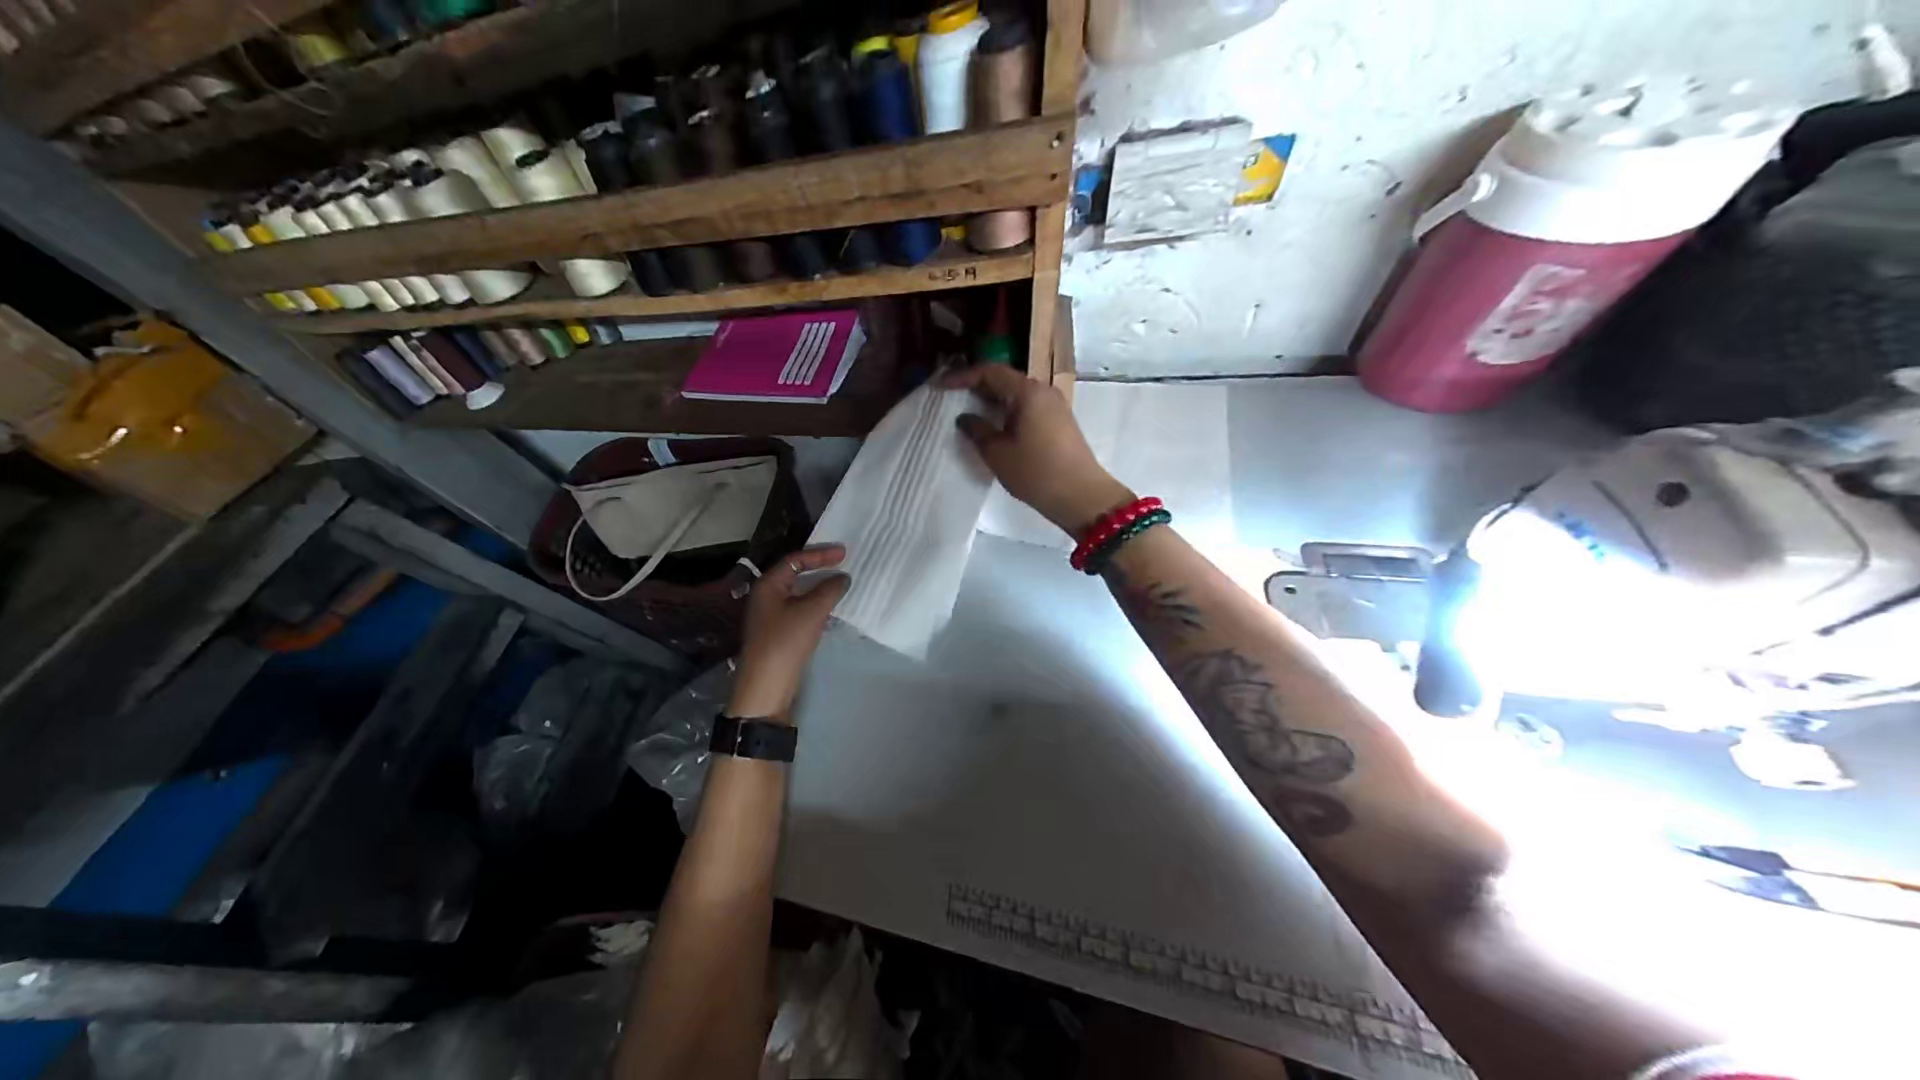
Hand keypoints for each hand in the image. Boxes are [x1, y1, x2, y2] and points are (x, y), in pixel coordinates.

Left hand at [729, 545, 851, 719]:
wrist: (767, 684)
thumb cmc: (785, 641)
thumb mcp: (812, 611)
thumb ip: (830, 589)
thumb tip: (842, 578)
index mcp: (768, 584)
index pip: (795, 559)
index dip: (820, 554)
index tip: (844, 553)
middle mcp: (767, 595)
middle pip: (795, 573)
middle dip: (820, 567)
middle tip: (844, 563)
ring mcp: (772, 614)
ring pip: (799, 592)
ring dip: (820, 587)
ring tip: (842, 584)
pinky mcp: (780, 631)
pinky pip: (801, 609)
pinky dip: (817, 604)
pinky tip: (832, 609)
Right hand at [942, 365, 1133, 535]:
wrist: (1082, 497)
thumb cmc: (1036, 473)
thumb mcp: (998, 453)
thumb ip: (977, 430)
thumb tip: (965, 418)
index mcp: (1028, 392)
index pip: (990, 372)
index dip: (962, 376)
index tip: (940, 386)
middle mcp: (1044, 391)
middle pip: (1005, 380)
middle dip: (977, 386)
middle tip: (951, 397)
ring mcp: (1055, 406)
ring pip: (1017, 394)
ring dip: (993, 400)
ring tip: (969, 412)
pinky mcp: (1060, 422)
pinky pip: (1028, 407)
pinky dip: (1008, 411)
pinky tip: (994, 426)